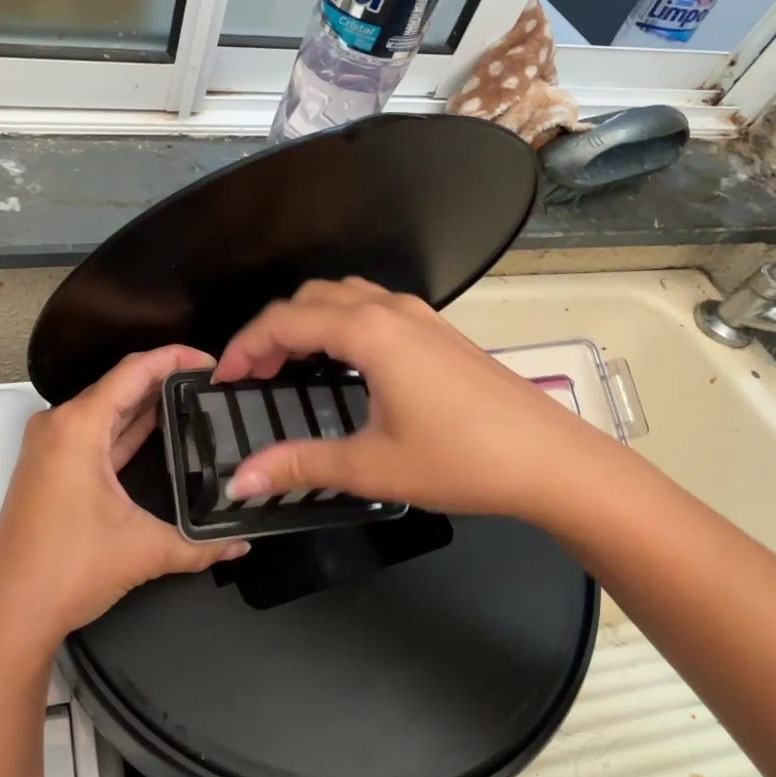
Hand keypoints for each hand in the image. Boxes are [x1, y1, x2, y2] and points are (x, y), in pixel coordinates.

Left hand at [0, 345, 248, 652]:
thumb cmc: (56, 573)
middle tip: (205, 380)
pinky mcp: (50, 469)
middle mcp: (58, 428)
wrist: (11, 613)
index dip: (174, 358)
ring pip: (106, 409)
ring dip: (144, 403)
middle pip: (119, 385)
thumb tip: (235, 542)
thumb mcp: (143, 550)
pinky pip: (94, 433)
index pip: (133, 370)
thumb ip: (200, 544)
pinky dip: (124, 428)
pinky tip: (153, 429)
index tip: (206, 358)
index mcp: (77, 428)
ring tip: (187, 398)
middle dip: (164, 378)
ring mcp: (50, 448)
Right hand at [213, 278, 616, 520]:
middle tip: (251, 376)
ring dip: (306, 321)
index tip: (223, 379)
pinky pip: (372, 307)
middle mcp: (392, 310)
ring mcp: (420, 316)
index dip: (243, 347)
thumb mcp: (372, 465)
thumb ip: (300, 464)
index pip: (283, 321)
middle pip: (309, 298)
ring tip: (288, 366)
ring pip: (343, 296)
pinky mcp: (439, 331)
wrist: (552, 461)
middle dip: (271, 331)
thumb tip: (242, 479)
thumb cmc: (464, 459)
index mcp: (370, 333)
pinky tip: (342, 365)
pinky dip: (338, 324)